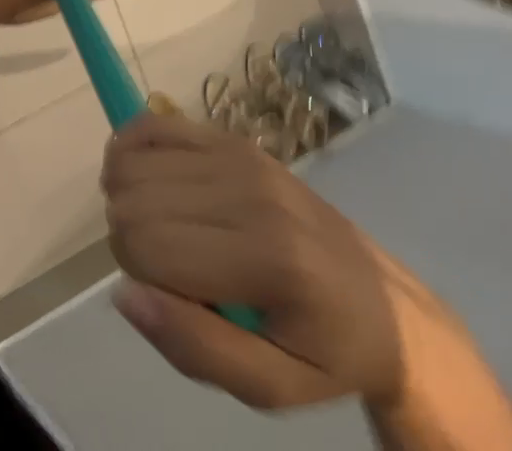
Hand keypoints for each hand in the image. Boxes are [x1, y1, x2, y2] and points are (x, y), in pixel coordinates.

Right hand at [102, 114, 424, 410]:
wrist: (386, 309)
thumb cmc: (324, 350)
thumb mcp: (271, 385)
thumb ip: (196, 349)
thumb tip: (125, 293)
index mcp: (269, 259)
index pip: (144, 244)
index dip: (138, 276)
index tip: (173, 299)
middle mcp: (253, 195)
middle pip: (131, 200)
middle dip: (130, 240)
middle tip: (169, 269)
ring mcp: (243, 158)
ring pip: (130, 162)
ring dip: (127, 200)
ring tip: (163, 230)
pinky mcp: (235, 141)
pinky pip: (150, 126)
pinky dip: (129, 152)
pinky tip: (148, 184)